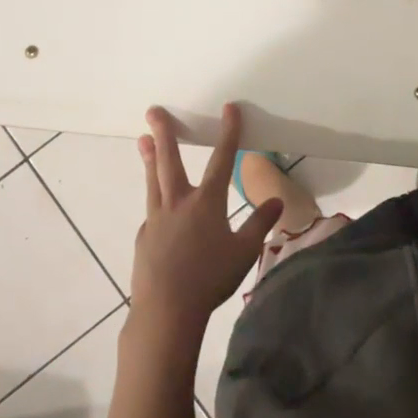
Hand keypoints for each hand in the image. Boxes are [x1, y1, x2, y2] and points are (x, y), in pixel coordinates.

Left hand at [131, 104, 283, 331]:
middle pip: (169, 160)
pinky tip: (158, 210)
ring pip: (153, 180)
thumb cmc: (210, 278)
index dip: (229, 132)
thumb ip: (259, 223)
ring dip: (149, 157)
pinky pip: (152, 212)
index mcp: (206, 202)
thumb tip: (275, 201)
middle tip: (153, 110)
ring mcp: (157, 219)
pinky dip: (156, 201)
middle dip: (164, 133)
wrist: (166, 309)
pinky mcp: (144, 237)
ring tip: (142, 139)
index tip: (230, 108)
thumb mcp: (244, 252)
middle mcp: (178, 203)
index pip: (222, 159)